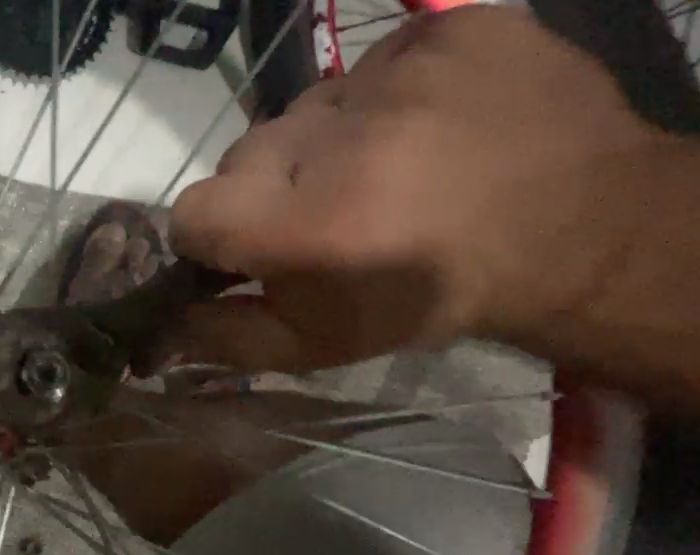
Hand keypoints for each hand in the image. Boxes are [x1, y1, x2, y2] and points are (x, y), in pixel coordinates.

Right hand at [164, 6, 667, 373]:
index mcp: (299, 225)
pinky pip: (371, 64)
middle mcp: (336, 141)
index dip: (211, 236)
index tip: (245, 251)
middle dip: (266, 189)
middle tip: (321, 214)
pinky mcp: (449, 31)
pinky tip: (418, 129)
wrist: (576, 231)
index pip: (189, 211)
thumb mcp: (312, 346)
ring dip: (320, 143)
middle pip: (243, 157)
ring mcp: (396, 76)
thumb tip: (155, 333)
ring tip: (376, 169)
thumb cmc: (422, 299)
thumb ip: (220, 339)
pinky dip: (381, 99)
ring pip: (301, 109)